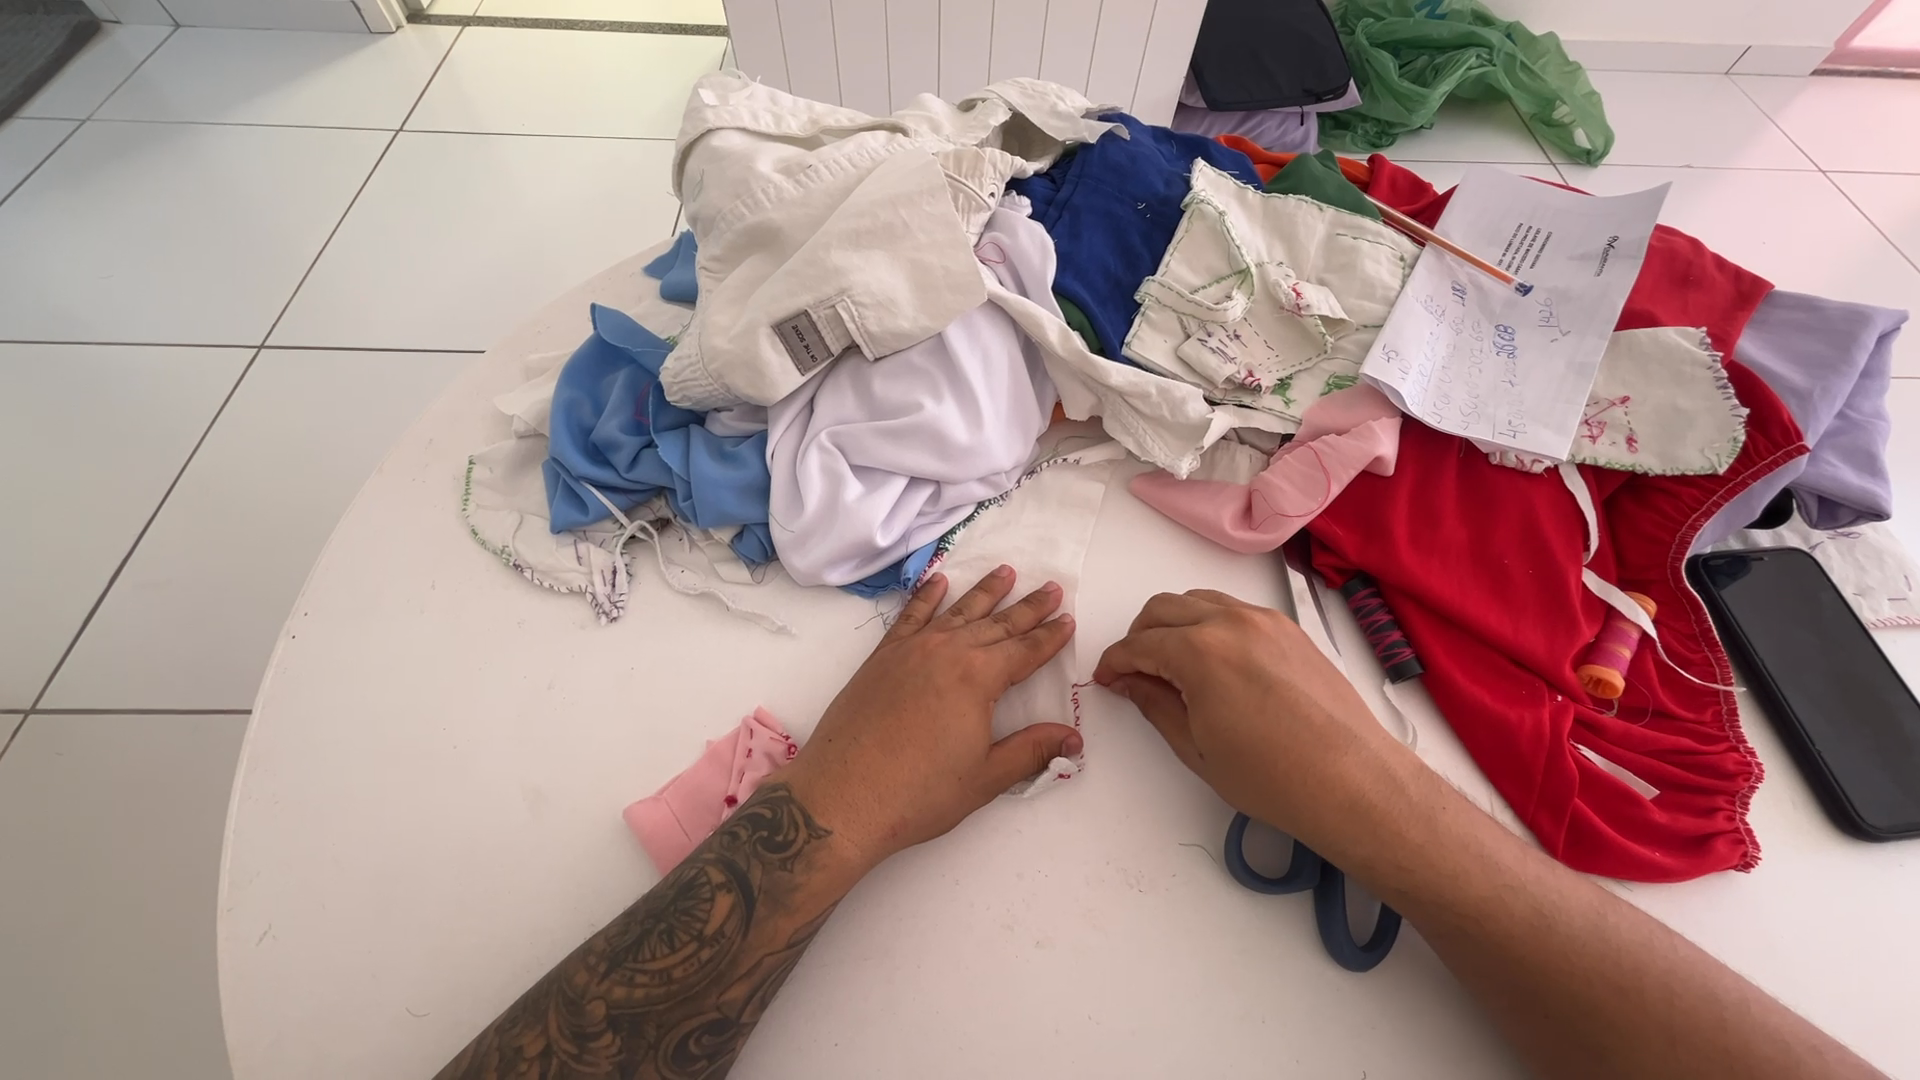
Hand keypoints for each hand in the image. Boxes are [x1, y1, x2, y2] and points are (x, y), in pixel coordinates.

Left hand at [781, 566, 1080, 870]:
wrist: (842, 795)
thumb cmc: (918, 792)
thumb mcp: (985, 777)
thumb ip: (1031, 750)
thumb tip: (1074, 738)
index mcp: (978, 677)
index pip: (1025, 650)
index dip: (1049, 636)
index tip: (1067, 618)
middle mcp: (948, 652)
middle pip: (997, 623)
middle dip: (1027, 607)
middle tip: (1050, 588)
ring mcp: (912, 650)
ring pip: (957, 612)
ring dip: (984, 591)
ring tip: (1006, 571)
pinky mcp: (883, 656)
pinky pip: (911, 615)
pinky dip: (927, 596)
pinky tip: (939, 582)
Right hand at [1092, 589, 1413, 861]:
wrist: (1353, 783)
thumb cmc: (1271, 777)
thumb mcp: (1195, 748)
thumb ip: (1154, 704)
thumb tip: (1130, 681)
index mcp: (1199, 652)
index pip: (1139, 644)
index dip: (1115, 662)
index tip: (1107, 678)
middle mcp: (1230, 622)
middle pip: (1163, 608)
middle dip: (1139, 636)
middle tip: (1134, 670)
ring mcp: (1264, 621)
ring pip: (1198, 600)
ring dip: (1174, 623)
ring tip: (1171, 661)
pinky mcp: (1289, 629)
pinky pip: (1234, 609)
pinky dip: (1209, 622)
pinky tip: (1213, 658)